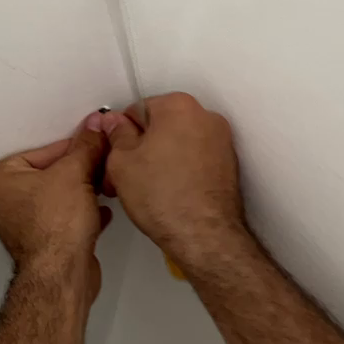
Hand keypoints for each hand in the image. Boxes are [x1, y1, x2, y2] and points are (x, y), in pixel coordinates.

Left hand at [0, 113, 113, 288]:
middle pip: (52, 173)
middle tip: (101, 166)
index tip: (94, 143)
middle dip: (80, 171)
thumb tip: (94, 127)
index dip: (75, 148)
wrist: (62, 276)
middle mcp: (4, 200)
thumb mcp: (74, 172)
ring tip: (102, 188)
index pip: (44, 151)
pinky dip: (82, 214)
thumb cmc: (54, 227)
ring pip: (60, 197)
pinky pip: (64, 218)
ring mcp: (22, 224)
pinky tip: (99, 213)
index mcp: (0, 178)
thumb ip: (86, 146)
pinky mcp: (41, 243)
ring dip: (84, 192)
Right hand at [101, 93, 249, 272]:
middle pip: (160, 125)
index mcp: (178, 106)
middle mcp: (205, 117)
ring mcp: (220, 142)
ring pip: (177, 143)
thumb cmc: (167, 199)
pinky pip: (194, 159)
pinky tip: (167, 192)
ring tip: (146, 187)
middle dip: (142, 146)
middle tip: (126, 173)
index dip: (121, 134)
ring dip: (160, 159)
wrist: (204, 236)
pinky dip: (180, 170)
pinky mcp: (228, 165)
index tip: (116, 152)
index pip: (137, 109)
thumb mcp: (121, 161)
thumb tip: (114, 124)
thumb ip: (115, 134)